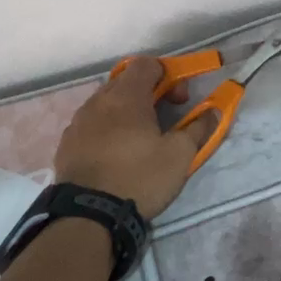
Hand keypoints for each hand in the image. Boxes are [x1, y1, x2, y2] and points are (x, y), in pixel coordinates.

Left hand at [53, 57, 216, 218]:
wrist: (87, 216)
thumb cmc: (139, 177)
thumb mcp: (181, 154)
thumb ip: (200, 127)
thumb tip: (214, 111)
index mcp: (126, 98)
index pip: (146, 64)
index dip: (169, 75)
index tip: (180, 100)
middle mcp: (97, 103)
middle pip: (125, 81)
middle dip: (150, 92)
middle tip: (166, 117)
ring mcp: (77, 124)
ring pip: (107, 103)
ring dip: (127, 111)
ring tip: (142, 137)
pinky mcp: (66, 145)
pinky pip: (92, 124)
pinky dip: (108, 128)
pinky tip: (118, 153)